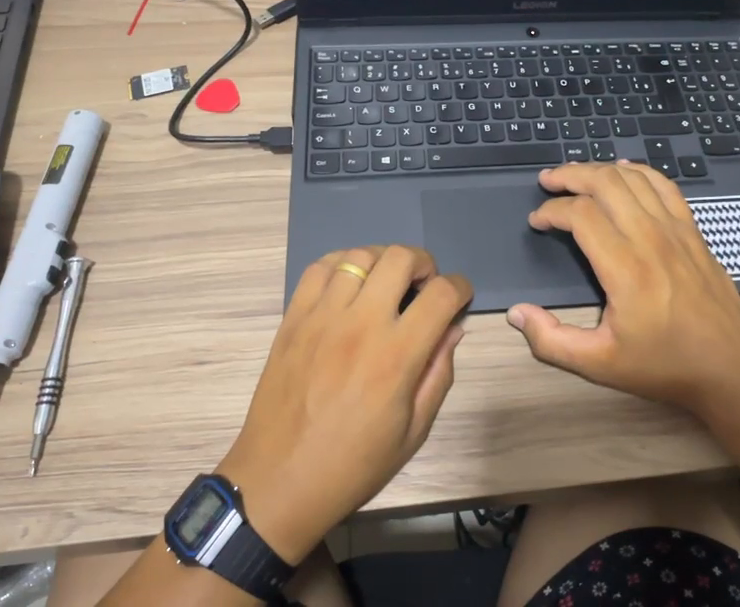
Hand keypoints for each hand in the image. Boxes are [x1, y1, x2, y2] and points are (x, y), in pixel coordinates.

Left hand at [215, 245, 470, 563]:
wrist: (279, 482)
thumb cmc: (353, 465)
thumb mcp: (414, 431)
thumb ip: (439, 372)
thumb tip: (453, 328)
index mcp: (396, 356)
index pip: (441, 294)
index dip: (460, 288)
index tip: (459, 298)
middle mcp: (360, 324)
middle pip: (400, 258)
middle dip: (424, 264)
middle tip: (423, 287)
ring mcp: (321, 316)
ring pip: (359, 256)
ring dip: (383, 262)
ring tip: (386, 285)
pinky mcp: (293, 318)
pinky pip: (319, 268)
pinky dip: (341, 264)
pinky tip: (350, 284)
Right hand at [508, 161, 739, 416]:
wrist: (728, 368)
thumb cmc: (663, 365)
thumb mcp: (599, 364)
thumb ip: (551, 341)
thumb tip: (517, 314)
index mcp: (626, 269)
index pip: (581, 215)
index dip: (551, 212)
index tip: (537, 223)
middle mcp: (651, 239)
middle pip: (606, 183)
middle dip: (570, 175)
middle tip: (547, 182)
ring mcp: (676, 231)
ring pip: (634, 178)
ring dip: (600, 170)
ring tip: (576, 175)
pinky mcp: (693, 232)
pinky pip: (664, 186)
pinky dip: (639, 172)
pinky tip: (623, 171)